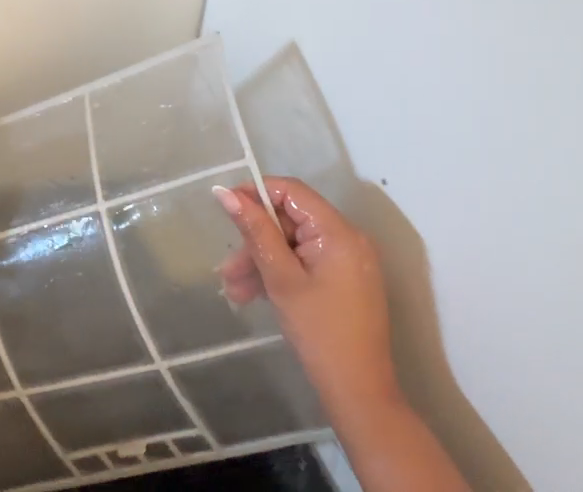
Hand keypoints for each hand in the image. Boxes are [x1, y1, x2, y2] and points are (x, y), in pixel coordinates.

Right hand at [213, 179, 398, 409]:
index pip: (292, 192)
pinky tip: (254, 295)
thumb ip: (255, 231)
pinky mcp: (344, 281)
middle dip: (255, 241)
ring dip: (262, 263)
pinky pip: (305, 263)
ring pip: (293, 245)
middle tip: (227, 269)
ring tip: (234, 290)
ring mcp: (347, 261)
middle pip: (290, 222)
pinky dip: (279, 274)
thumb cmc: (318, 330)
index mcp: (338, 232)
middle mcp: (347, 239)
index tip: (225, 209)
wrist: (358, 391)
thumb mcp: (280, 278)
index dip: (256, 193)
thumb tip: (224, 192)